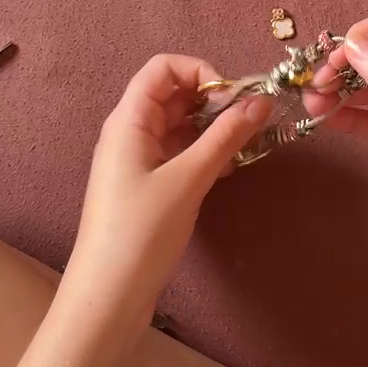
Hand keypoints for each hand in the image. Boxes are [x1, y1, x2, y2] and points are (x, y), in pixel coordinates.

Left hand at [63, 54, 272, 314]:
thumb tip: (261, 101)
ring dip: (213, 127)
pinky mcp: (147, 183)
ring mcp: (138, 157)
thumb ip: (225, 137)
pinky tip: (228, 168)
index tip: (232, 97)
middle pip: (175, 93)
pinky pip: (179, 150)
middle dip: (214, 99)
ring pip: (181, 123)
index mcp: (129, 119)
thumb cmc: (141, 232)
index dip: (200, 70)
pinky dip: (205, 151)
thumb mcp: (188, 179)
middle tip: (249, 122)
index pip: (163, 66)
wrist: (106, 299)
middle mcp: (131, 130)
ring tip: (244, 147)